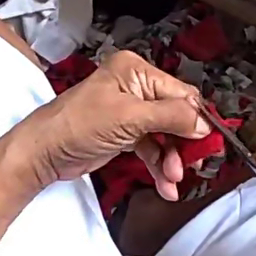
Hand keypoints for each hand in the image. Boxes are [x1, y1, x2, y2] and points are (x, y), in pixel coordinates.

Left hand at [12, 51, 209, 200]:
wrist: (44, 152)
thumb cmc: (77, 124)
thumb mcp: (129, 117)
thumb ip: (170, 118)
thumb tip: (203, 123)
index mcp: (135, 71)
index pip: (179, 92)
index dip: (196, 118)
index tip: (211, 142)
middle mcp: (134, 87)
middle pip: (175, 115)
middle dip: (184, 142)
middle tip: (193, 165)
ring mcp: (129, 112)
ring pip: (165, 134)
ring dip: (172, 158)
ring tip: (173, 178)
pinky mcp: (123, 134)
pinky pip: (151, 148)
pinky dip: (159, 165)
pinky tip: (166, 185)